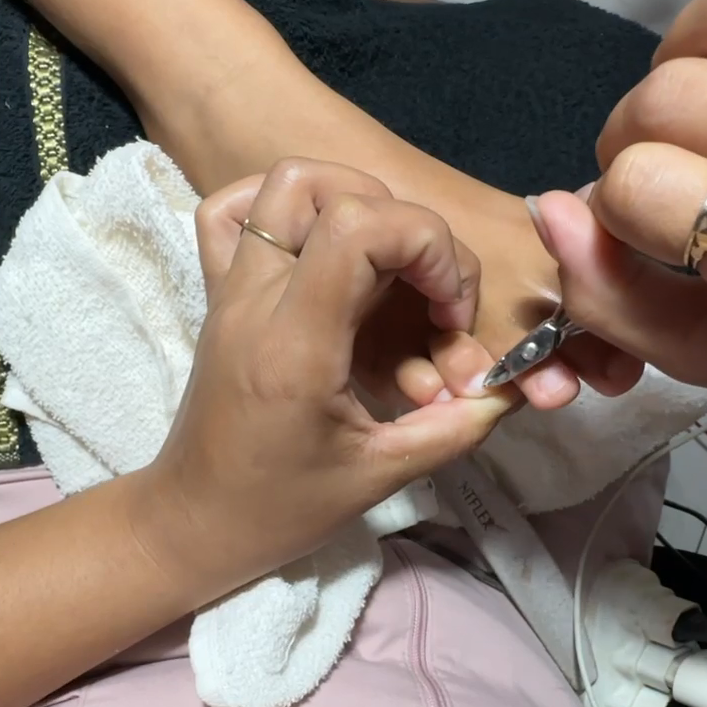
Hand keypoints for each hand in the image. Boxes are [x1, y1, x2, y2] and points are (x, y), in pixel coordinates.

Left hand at [137, 159, 515, 588]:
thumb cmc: (282, 509)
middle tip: (426, 298)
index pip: (360, 228)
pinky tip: (320, 245)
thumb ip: (457, 425)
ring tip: (387, 265)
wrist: (195, 522)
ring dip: (352, 202)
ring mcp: (230, 291)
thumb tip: (511, 385)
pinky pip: (230, 214)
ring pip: (282, 185)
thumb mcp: (381, 475)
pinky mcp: (219, 295)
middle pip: (332, 194)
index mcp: (296, 347)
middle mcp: (255, 301)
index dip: (430, 246)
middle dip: (407, 230)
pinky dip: (282, 207)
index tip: (448, 312)